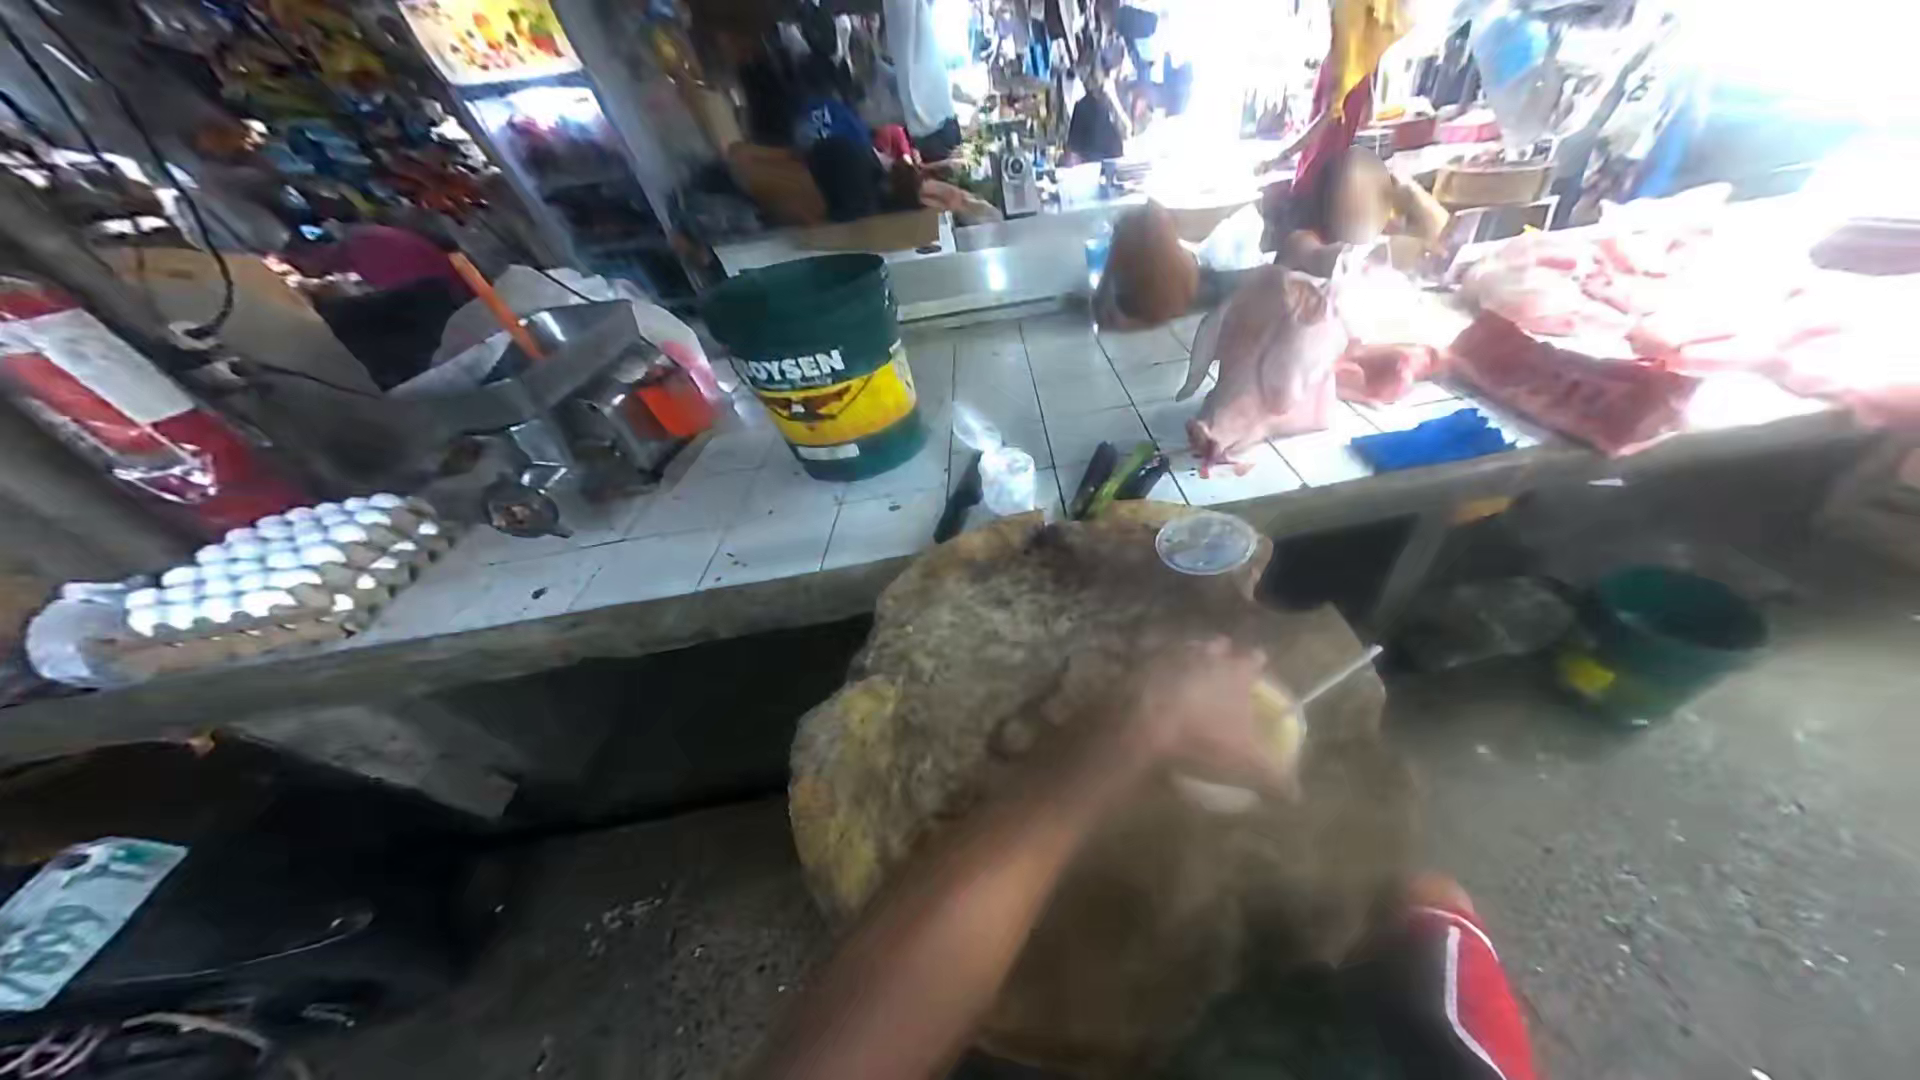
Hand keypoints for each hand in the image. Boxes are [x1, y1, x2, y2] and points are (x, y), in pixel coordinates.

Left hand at [1112, 637, 1293, 791]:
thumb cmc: (1204, 740)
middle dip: (1220, 654)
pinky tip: (1157, 689)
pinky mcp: (1138, 665)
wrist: (1143, 727)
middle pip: (1217, 647)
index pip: (1253, 658)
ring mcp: (1167, 655)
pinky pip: (1153, 664)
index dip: (1256, 663)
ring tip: (1189, 677)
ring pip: (1183, 651)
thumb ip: (1276, 778)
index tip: (1257, 669)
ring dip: (1187, 660)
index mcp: (1235, 670)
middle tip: (1222, 669)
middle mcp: (1203, 654)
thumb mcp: (1248, 765)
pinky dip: (1157, 674)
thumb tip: (1294, 794)